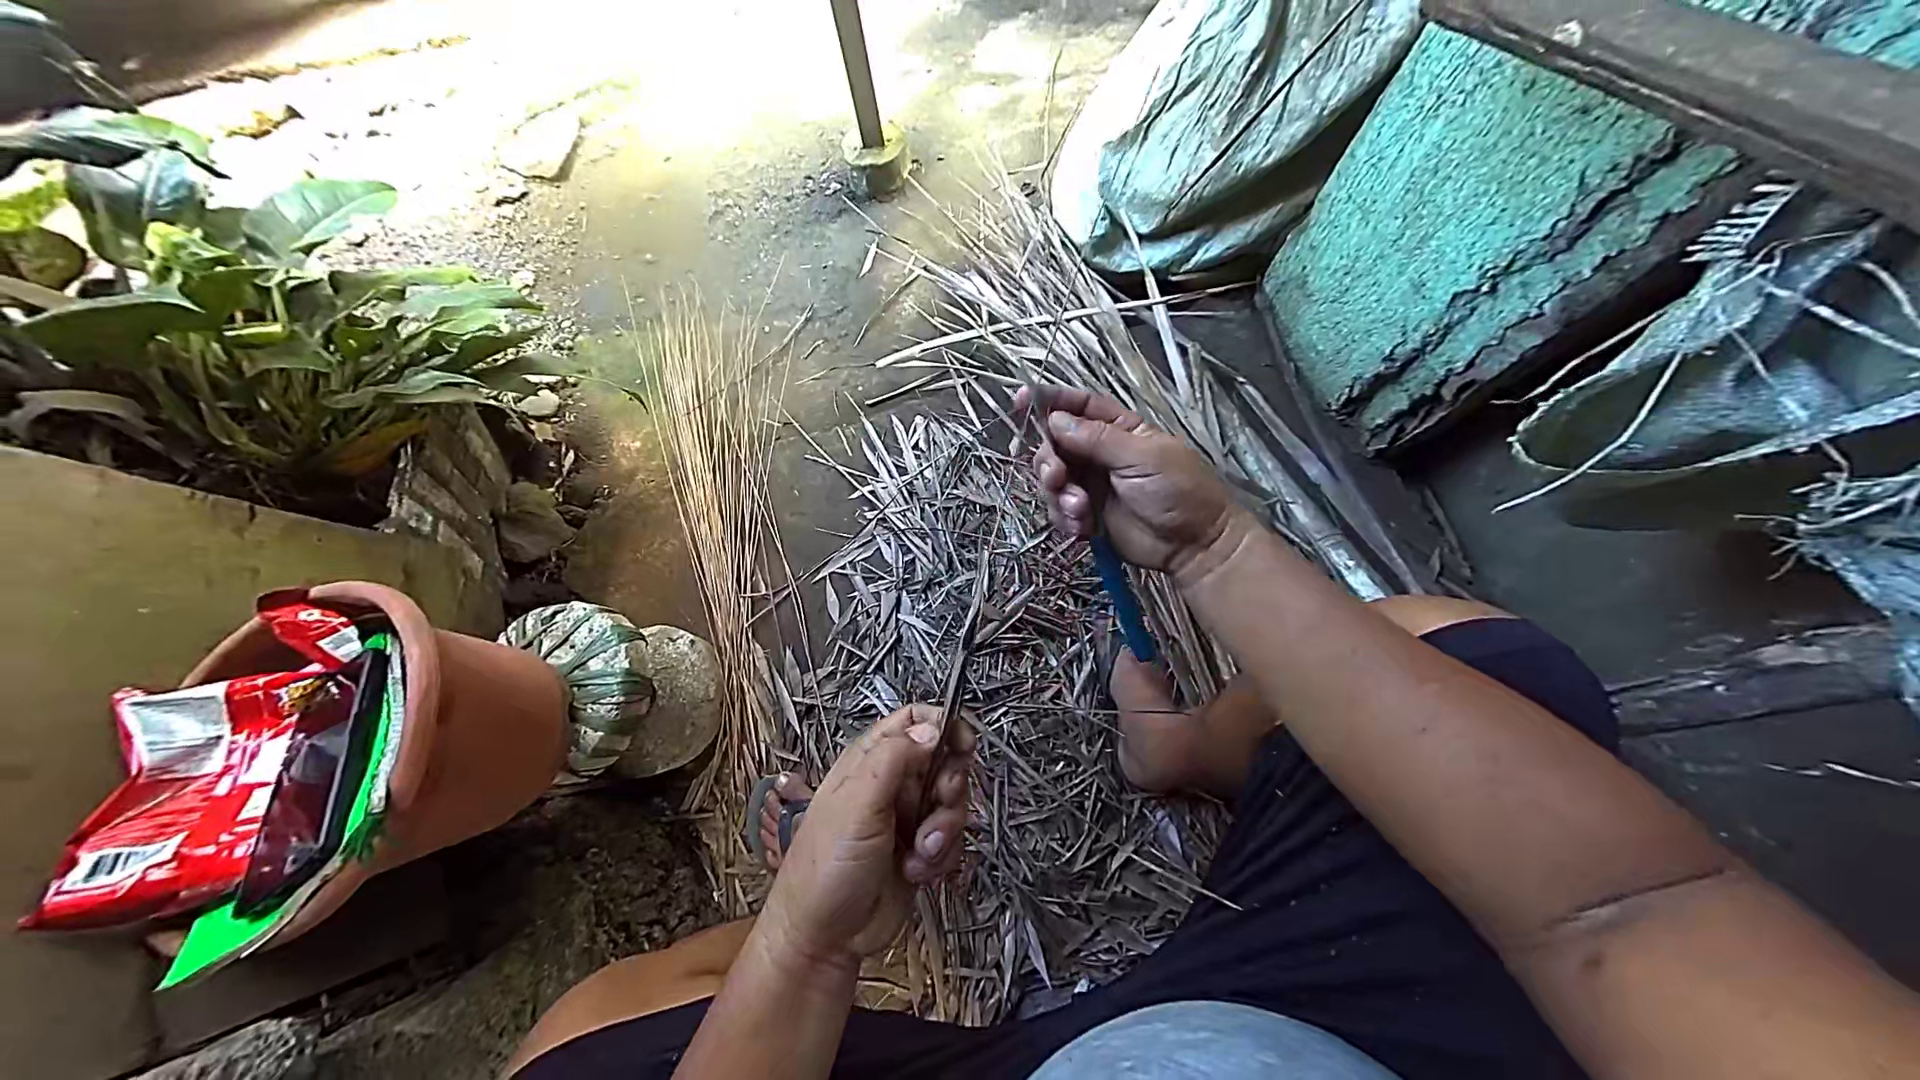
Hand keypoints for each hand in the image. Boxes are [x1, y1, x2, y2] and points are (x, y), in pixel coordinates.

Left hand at [758, 705, 973, 969]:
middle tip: (939, 800)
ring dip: (945, 828)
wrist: (824, 938)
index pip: (914, 720)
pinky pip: (952, 838)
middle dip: (950, 783)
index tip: (962, 742)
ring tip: (920, 851)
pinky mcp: (921, 848)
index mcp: (870, 759)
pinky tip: (916, 869)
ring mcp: (908, 816)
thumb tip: (932, 727)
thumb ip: (894, 759)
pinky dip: (942, 855)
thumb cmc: (824, 868)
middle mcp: (892, 782)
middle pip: (945, 758)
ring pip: (953, 801)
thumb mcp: (857, 804)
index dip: (941, 724)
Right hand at [1018, 386, 1250, 581]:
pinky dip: (1064, 517)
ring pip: (1051, 479)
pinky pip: (1058, 510)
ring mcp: (1091, 485)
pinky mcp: (1086, 516)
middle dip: (1048, 459)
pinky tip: (1083, 526)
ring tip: (1080, 508)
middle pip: (1054, 445)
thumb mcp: (1142, 457)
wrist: (1194, 545)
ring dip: (1057, 493)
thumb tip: (1055, 419)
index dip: (1050, 402)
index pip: (1079, 407)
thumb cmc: (1179, 491)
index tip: (1019, 400)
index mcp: (1119, 429)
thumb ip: (1097, 438)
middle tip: (1057, 476)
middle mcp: (1099, 454)